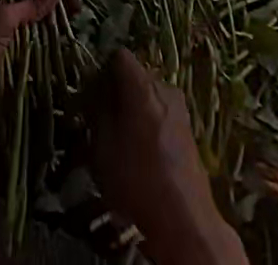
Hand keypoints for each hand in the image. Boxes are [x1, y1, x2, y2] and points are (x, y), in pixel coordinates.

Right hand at [91, 49, 243, 263]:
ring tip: (118, 139)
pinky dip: (146, 122)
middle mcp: (164, 88)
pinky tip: (139, 152)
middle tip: (99, 118)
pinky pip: (159, 112)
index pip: (119, 56)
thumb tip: (95, 90)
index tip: (90, 93)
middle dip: (115, 91)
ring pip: (147, 95)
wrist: (184, 220)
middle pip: (134, 74)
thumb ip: (97, 110)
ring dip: (131, 108)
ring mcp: (180, 108)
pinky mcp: (188, 129)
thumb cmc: (136, 179)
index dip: (101, 70)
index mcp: (143, 86)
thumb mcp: (102, 146)